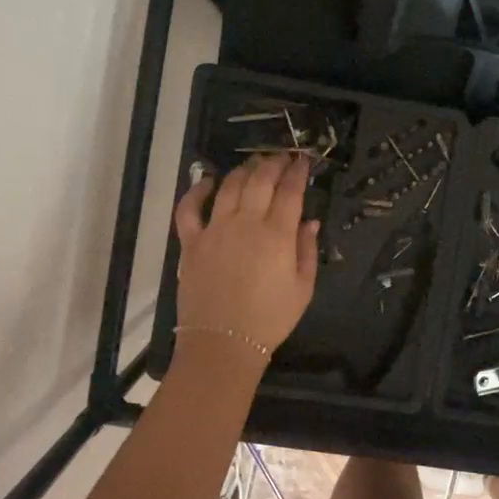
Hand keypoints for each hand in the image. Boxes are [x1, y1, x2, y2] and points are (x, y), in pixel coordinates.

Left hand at [173, 153, 319, 357]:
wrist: (223, 342)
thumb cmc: (270, 319)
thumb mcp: (303, 288)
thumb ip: (307, 250)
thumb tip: (309, 221)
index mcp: (276, 235)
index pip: (290, 191)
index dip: (297, 172)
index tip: (303, 161)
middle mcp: (245, 223)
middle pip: (259, 181)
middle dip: (272, 163)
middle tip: (281, 157)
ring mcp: (214, 230)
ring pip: (228, 187)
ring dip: (242, 171)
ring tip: (253, 165)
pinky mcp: (191, 242)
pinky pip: (189, 209)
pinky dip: (196, 190)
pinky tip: (206, 181)